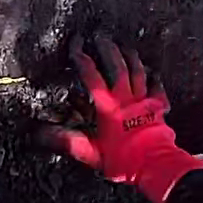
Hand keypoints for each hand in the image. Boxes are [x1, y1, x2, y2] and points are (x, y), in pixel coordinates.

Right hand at [51, 36, 202, 202]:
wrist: (156, 166)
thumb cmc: (124, 161)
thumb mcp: (92, 153)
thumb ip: (70, 142)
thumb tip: (43, 134)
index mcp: (107, 106)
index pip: (91, 75)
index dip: (82, 57)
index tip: (76, 44)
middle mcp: (125, 98)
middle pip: (116, 66)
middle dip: (108, 49)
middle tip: (101, 37)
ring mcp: (144, 101)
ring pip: (137, 71)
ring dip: (130, 57)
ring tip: (124, 46)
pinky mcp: (159, 107)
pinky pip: (157, 87)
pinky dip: (154, 78)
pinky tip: (152, 72)